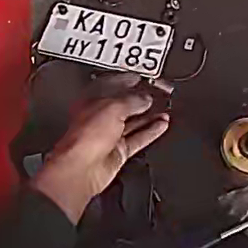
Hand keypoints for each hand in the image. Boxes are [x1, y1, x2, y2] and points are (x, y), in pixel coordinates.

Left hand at [30, 75, 171, 223]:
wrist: (81, 169)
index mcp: (91, 101)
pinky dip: (151, 131)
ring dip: (150, 115)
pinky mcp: (118, 151)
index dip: (128, 80)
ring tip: (166, 107)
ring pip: (133, 122)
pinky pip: (138, 138)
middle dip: (142, 98)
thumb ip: (132, 100)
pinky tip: (162, 124)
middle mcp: (99, 118)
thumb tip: (145, 98)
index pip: (112, 85)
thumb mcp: (113, 108)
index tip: (144, 78)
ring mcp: (108, 135)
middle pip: (124, 104)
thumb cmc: (84, 138)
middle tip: (160, 93)